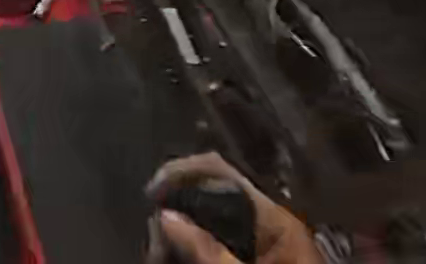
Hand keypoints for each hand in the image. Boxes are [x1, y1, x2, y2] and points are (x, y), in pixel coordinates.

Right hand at [147, 154, 323, 263]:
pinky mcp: (258, 263)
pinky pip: (218, 245)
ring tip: (157, 249)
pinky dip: (197, 248)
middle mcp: (268, 224)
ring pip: (211, 221)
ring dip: (182, 231)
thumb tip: (165, 214)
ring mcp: (264, 247)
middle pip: (211, 193)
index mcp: (274, 220)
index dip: (181, 171)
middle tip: (152, 229)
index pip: (219, 170)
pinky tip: (175, 259)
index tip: (152, 194)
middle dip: (177, 206)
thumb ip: (208, 251)